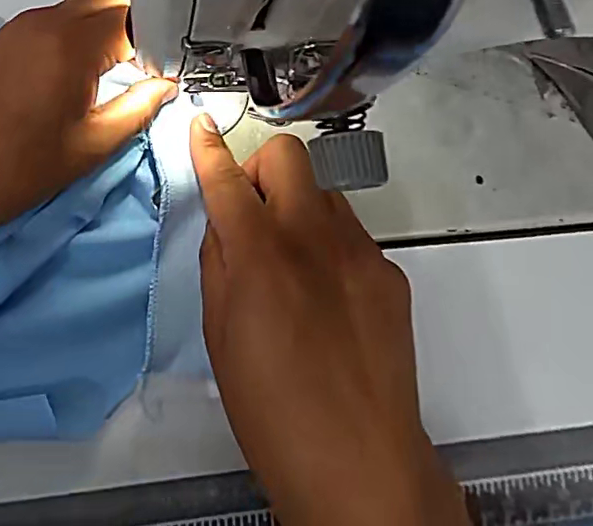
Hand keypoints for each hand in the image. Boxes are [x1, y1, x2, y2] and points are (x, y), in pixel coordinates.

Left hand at [0, 0, 176, 286]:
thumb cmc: (13, 171)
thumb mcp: (89, 145)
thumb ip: (138, 106)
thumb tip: (167, 84)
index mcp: (71, 43)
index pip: (136, 15)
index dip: (160, 40)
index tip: (171, 69)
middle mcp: (46, 20)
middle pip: (111, 2)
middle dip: (139, 29)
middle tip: (150, 71)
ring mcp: (22, 25)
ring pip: (85, 9)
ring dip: (110, 32)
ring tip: (119, 76)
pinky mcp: (7, 37)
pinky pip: (59, 22)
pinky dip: (81, 38)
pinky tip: (83, 76)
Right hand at [192, 119, 468, 525]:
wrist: (361, 466)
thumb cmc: (275, 411)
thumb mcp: (220, 331)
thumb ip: (219, 260)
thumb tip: (225, 221)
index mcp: (261, 255)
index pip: (227, 177)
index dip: (209, 147)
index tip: (203, 127)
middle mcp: (313, 239)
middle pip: (287, 155)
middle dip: (261, 168)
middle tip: (253, 208)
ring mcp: (359, 251)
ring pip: (322, 190)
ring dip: (297, 207)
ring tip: (291, 261)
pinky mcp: (390, 271)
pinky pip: (350, 232)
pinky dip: (329, 243)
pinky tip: (325, 294)